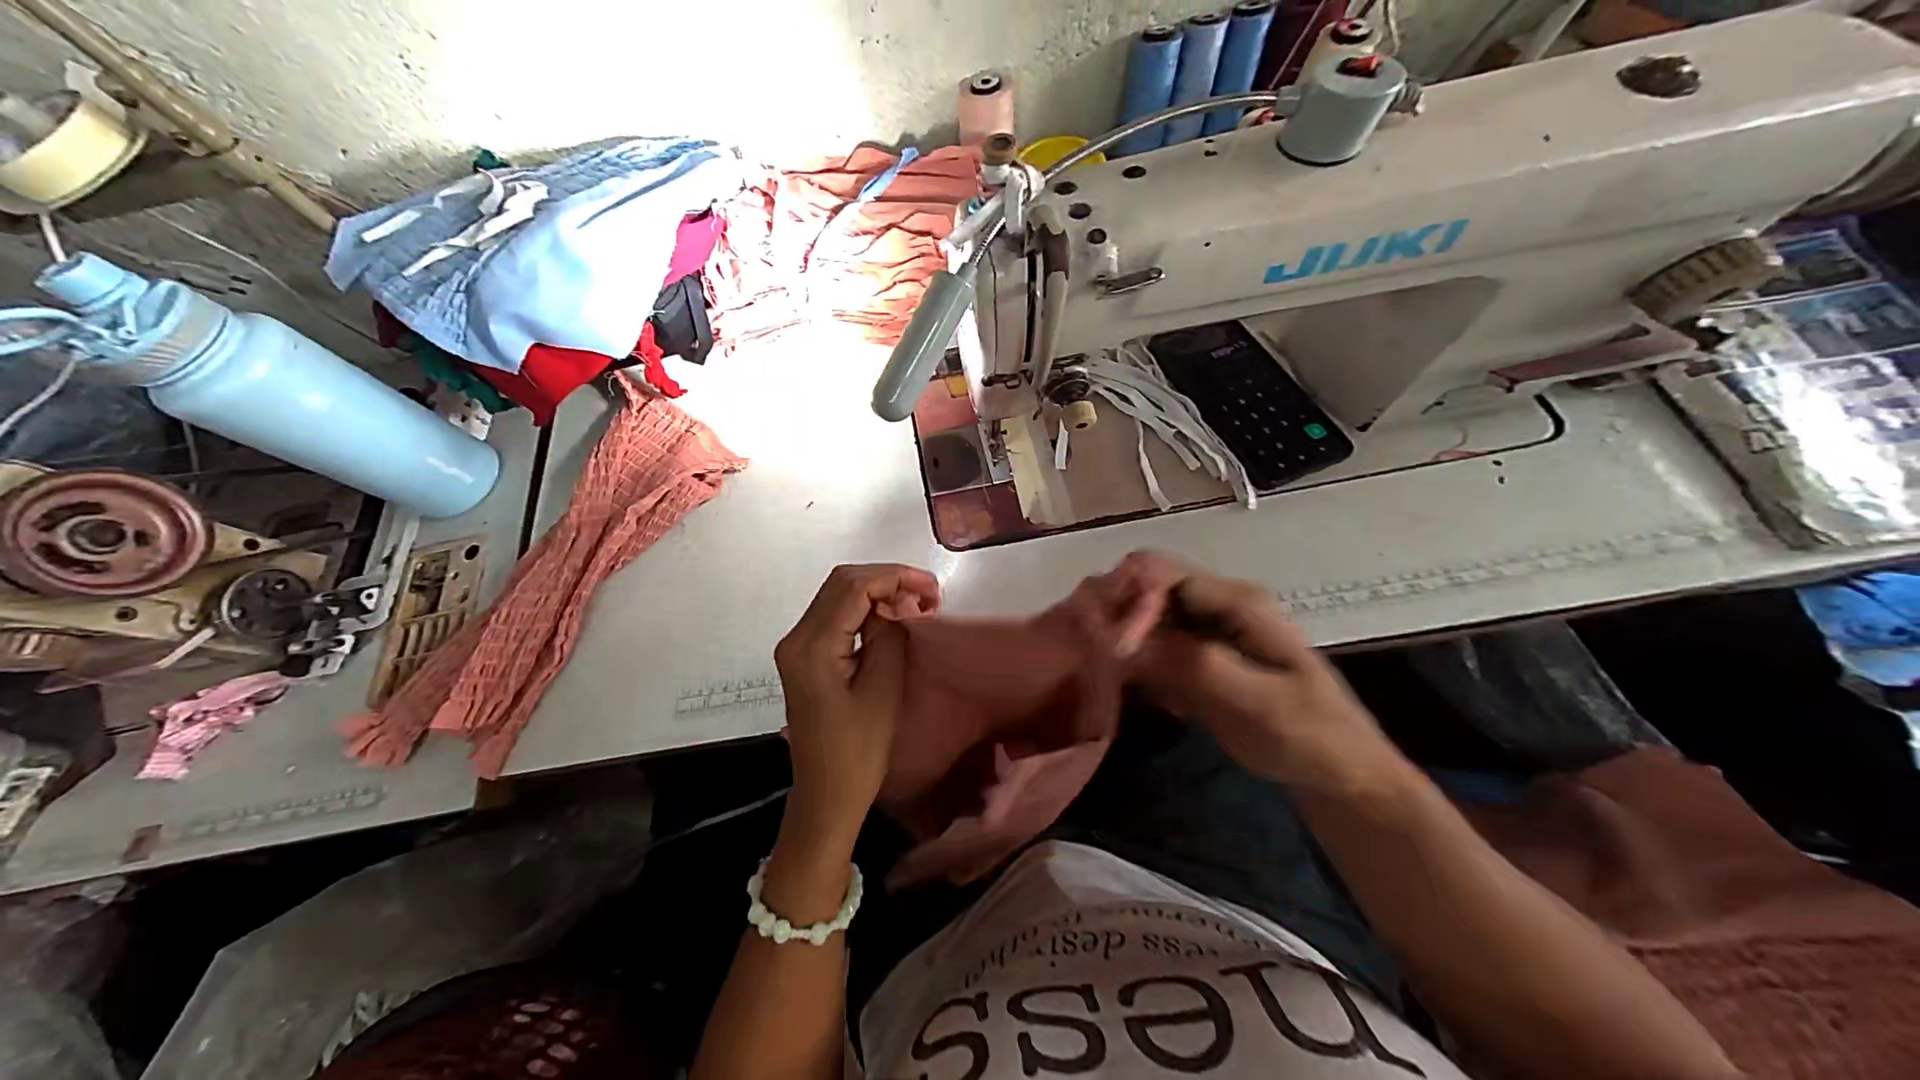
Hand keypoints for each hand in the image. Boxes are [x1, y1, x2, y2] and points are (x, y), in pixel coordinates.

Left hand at [774, 564, 940, 837]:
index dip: (895, 578)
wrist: (827, 794)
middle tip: (928, 595)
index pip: (853, 588)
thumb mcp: (883, 690)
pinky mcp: (805, 656)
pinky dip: (866, 609)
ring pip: (838, 595)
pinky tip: (893, 617)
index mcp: (811, 648)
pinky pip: (836, 616)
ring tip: (918, 604)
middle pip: (842, 583)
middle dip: (887, 579)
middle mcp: (796, 639)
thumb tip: (898, 603)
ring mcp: (797, 647)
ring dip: (878, 591)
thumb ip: (889, 635)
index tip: (932, 589)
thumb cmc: (858, 752)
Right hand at [1109, 552, 1406, 794]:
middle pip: (1148, 588)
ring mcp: (1207, 631)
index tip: (1109, 647)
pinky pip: (1154, 648)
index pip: (1163, 575)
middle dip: (1117, 615)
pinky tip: (1153, 699)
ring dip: (1126, 643)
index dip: (1130, 603)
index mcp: (1238, 602)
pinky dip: (1141, 668)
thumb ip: (1196, 665)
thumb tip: (1129, 639)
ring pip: (1146, 617)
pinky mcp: (1199, 658)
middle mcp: (1218, 605)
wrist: (1339, 776)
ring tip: (1118, 682)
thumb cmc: (1308, 737)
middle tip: (1096, 658)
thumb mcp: (1257, 702)